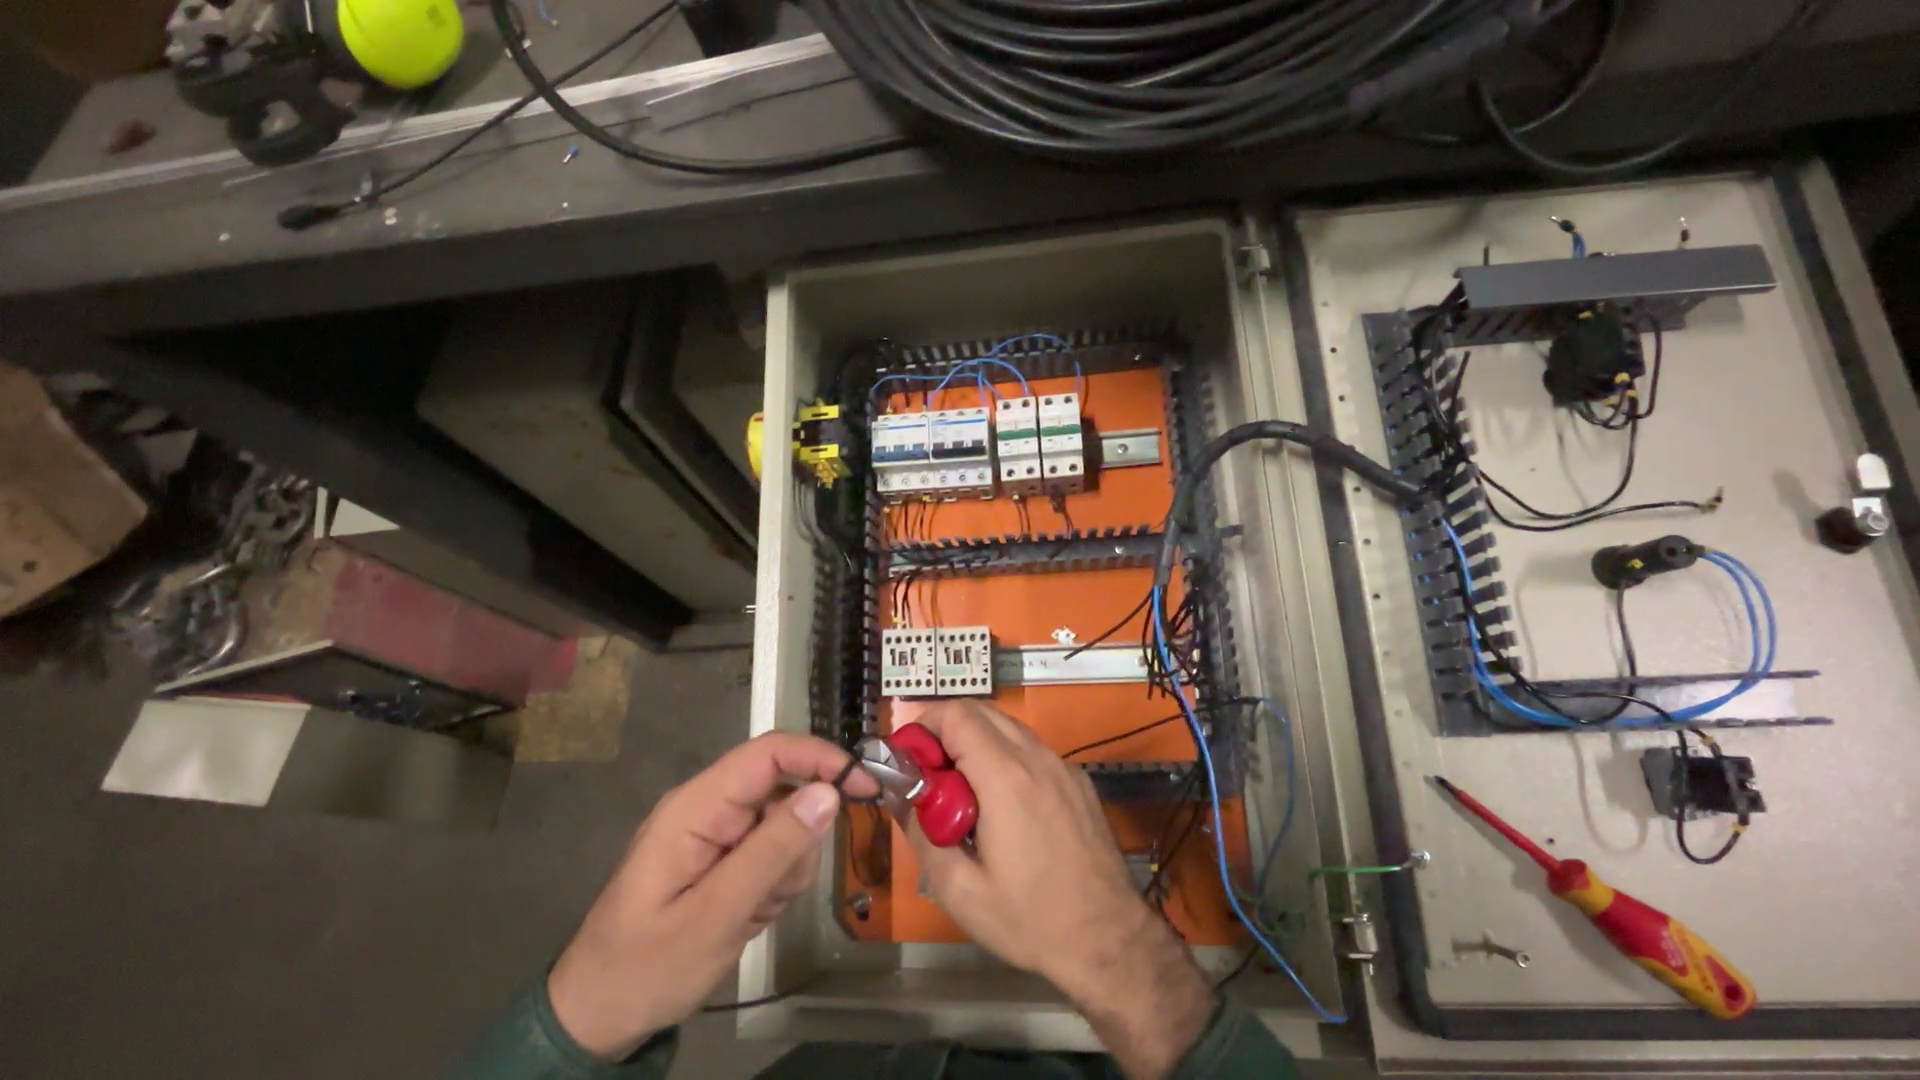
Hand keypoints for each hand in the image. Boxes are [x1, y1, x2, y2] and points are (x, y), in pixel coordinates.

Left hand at [547, 732, 877, 1060]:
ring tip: (753, 913)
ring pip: (784, 825)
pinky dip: (775, 884)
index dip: (822, 759)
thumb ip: (774, 850)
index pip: (770, 752)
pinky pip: (771, 853)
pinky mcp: (721, 858)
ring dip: (786, 869)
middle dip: (799, 840)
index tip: (866, 789)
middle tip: (777, 895)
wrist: (598, 1015)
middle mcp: (707, 807)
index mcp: (696, 806)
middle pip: (783, 791)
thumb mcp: (717, 914)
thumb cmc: (648, 966)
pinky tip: (749, 915)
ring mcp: (714, 833)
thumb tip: (829, 791)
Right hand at [905, 702, 1214, 1078]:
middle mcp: (1038, 759)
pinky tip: (1001, 810)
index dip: (923, 727)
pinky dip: (1006, 760)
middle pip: (982, 712)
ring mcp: (1064, 768)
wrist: (1110, 941)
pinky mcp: (1079, 783)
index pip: (957, 714)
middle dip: (945, 734)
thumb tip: (897, 794)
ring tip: (961, 799)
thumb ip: (920, 832)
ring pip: (1008, 729)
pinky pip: (1032, 752)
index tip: (908, 762)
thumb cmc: (1031, 920)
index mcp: (1007, 777)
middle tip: (928, 780)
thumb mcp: (959, 889)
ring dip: (975, 746)